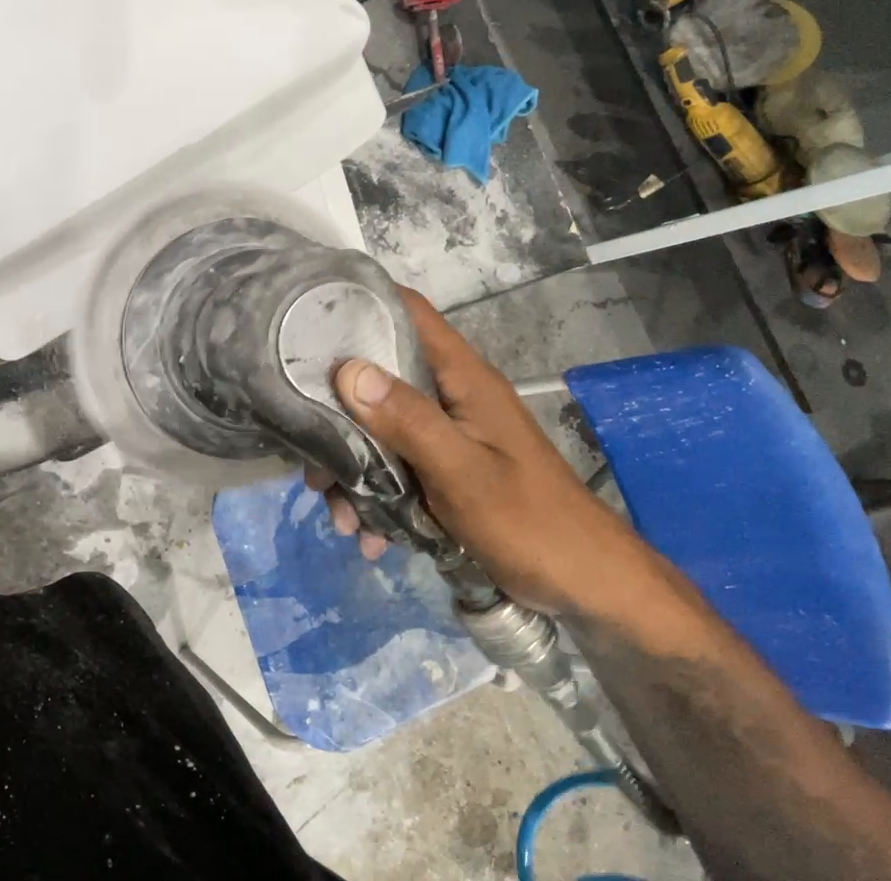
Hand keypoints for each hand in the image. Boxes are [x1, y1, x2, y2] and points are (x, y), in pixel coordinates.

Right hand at [316, 289, 650, 614]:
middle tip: (308, 456)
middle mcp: (449, 397)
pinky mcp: (441, 471)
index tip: (303, 318)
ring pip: (375, 432)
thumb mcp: (462, 471)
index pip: (408, 313)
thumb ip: (408, 419)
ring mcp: (445, 435)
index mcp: (462, 380)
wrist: (587, 586)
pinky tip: (370, 537)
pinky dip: (374, 501)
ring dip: (351, 473)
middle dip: (335, 415)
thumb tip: (347, 369)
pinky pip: (391, 471)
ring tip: (345, 519)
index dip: (358, 303)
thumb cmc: (530, 522)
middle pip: (375, 379)